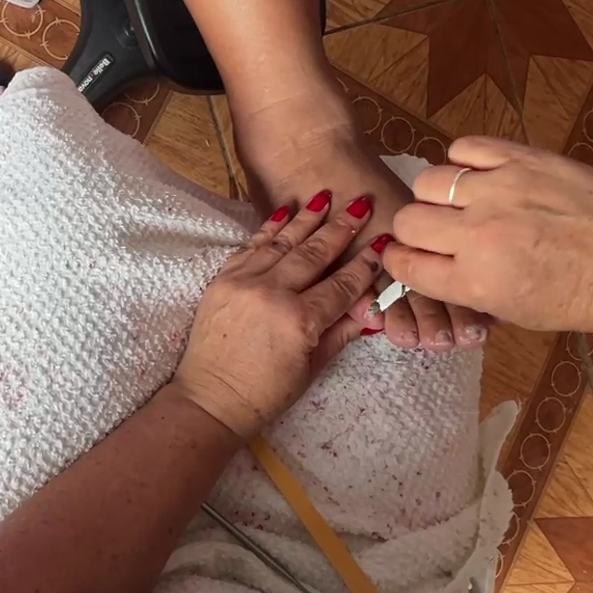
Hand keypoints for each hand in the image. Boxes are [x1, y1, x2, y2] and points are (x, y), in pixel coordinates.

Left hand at [170, 191, 385, 439]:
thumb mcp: (312, 368)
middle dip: (340, 228)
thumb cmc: (264, 393)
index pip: (341, 284)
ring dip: (306, 218)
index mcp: (299, 321)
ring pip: (282, 243)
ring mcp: (243, 282)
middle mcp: (272, 293)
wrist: (209, 397)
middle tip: (360, 204)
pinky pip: (251, 246)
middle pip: (314, 254)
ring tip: (326, 196)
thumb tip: (373, 310)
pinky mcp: (223, 279)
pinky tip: (286, 211)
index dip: (365, 264)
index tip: (382, 242)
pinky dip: (270, 228)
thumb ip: (341, 332)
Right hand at [382, 137, 592, 338]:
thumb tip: (419, 259)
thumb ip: (458, 284)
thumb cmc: (580, 298)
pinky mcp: (524, 160)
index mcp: (475, 283)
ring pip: (428, 182)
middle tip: (441, 231)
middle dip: (416, 230)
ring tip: (465, 202)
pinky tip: (484, 176)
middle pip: (406, 221)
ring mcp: (501, 192)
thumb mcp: (510, 311)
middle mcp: (479, 235)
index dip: (402, 260)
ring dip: (439, 195)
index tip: (414, 256)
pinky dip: (466, 162)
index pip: (402, 263)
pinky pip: (465, 148)